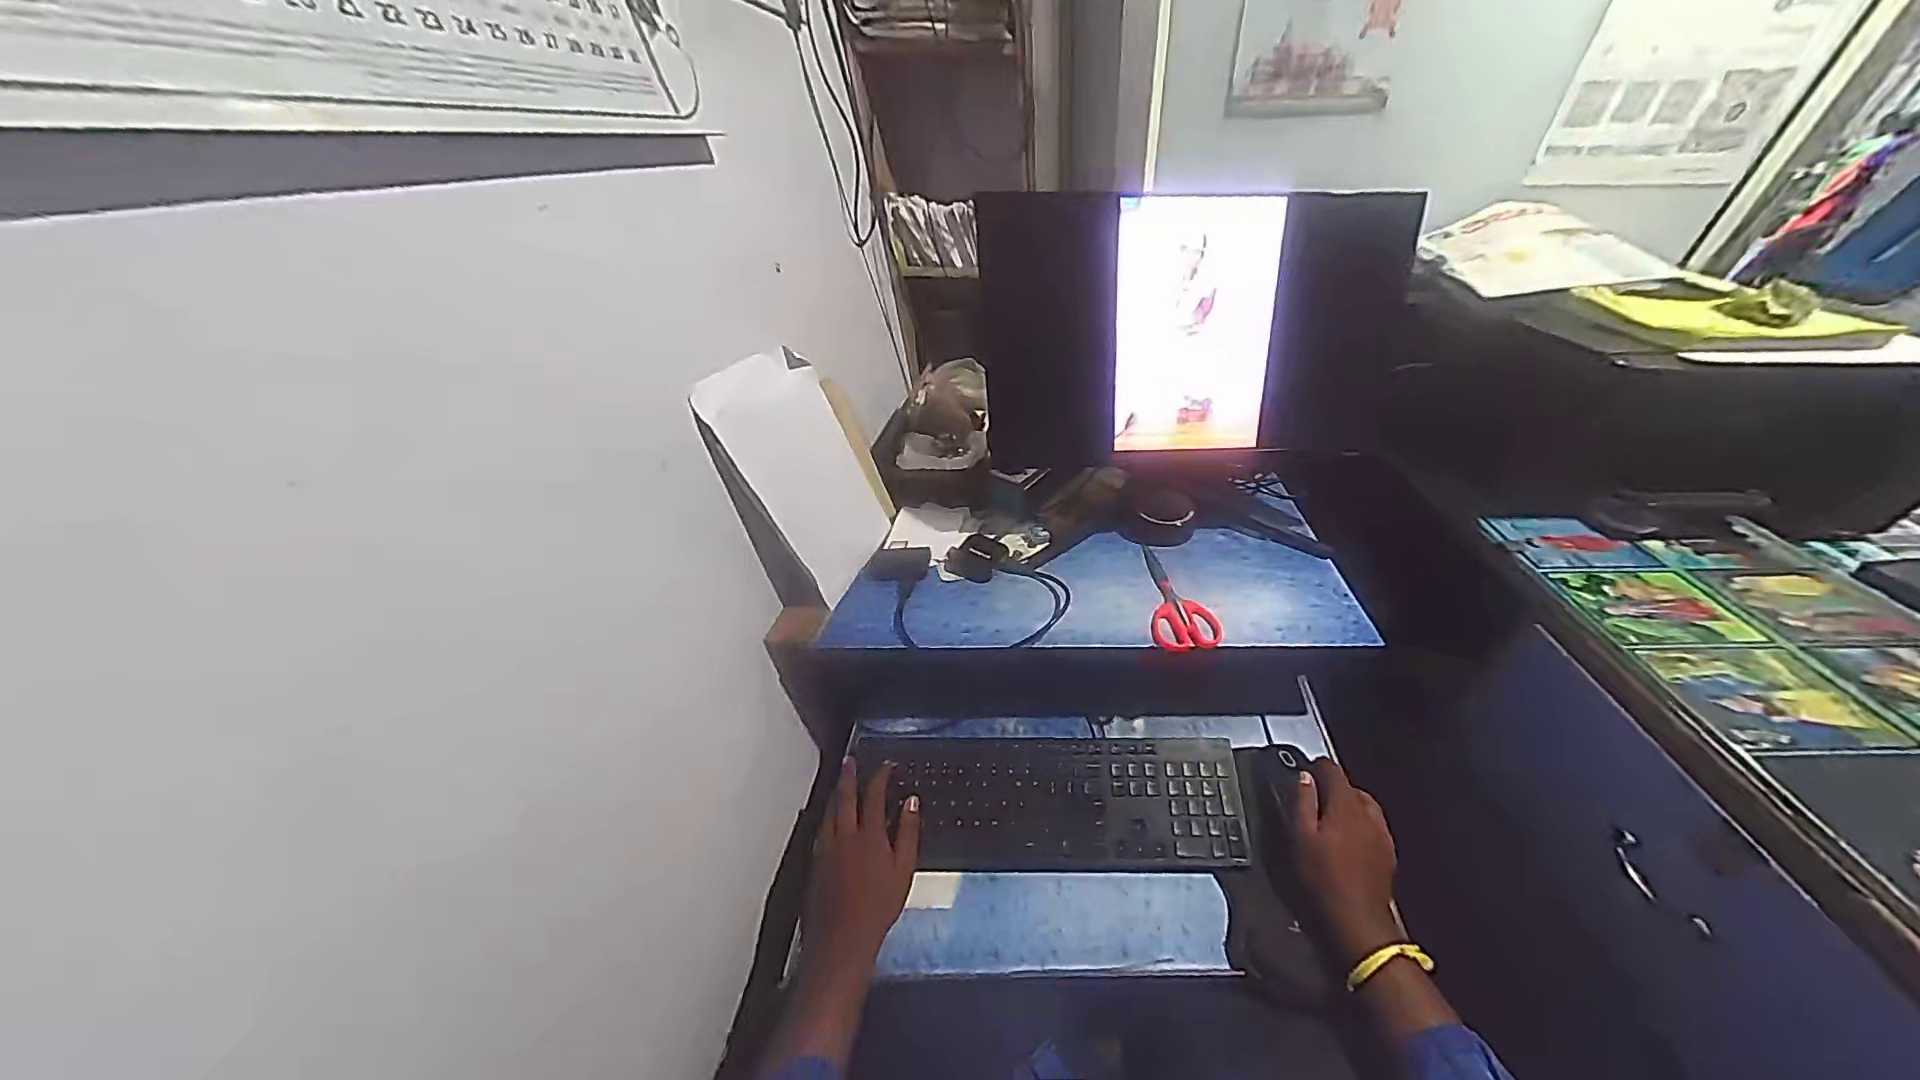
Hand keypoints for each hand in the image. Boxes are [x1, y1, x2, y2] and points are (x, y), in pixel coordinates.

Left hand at [763, 762, 920, 1073]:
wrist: (842, 938)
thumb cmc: (879, 907)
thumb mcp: (903, 869)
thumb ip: (907, 832)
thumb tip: (911, 803)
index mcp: (869, 834)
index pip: (874, 795)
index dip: (880, 776)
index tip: (886, 766)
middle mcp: (844, 835)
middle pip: (846, 796)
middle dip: (850, 775)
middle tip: (851, 760)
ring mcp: (826, 847)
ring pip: (830, 810)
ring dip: (836, 792)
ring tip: (840, 781)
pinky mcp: (815, 861)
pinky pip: (821, 827)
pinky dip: (827, 814)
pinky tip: (829, 817)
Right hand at [1289, 758, 1400, 963]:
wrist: (1357, 920)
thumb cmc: (1322, 877)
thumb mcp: (1299, 835)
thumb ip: (1301, 801)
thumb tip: (1303, 777)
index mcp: (1346, 805)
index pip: (1332, 770)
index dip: (1315, 767)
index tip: (1302, 773)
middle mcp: (1369, 815)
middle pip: (1350, 787)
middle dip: (1331, 787)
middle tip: (1310, 799)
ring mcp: (1382, 835)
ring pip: (1364, 806)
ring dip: (1347, 805)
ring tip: (1327, 817)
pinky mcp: (1388, 854)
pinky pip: (1373, 826)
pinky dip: (1359, 823)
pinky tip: (1345, 839)